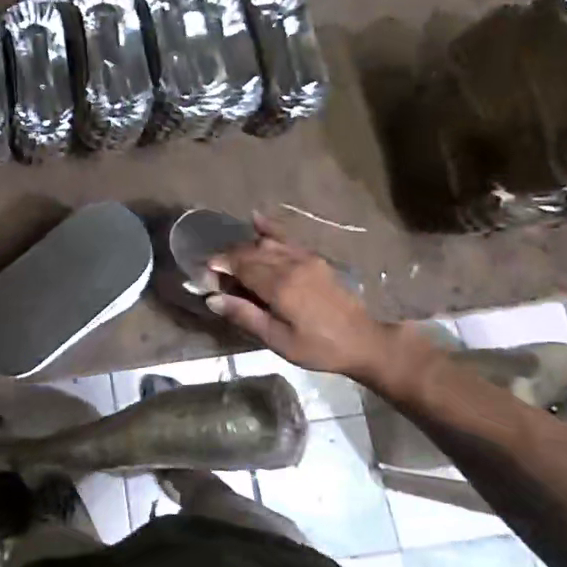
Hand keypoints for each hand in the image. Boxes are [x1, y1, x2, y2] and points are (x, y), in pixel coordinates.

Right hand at [207, 215, 443, 391]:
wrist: (363, 341)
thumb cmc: (318, 347)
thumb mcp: (278, 340)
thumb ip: (245, 316)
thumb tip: (212, 299)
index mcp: (280, 285)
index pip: (239, 265)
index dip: (218, 268)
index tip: (204, 278)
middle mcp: (290, 264)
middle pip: (249, 252)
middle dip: (228, 260)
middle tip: (216, 277)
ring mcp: (304, 258)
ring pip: (265, 244)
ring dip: (244, 249)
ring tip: (231, 262)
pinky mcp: (314, 258)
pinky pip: (286, 238)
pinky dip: (268, 228)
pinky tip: (255, 218)